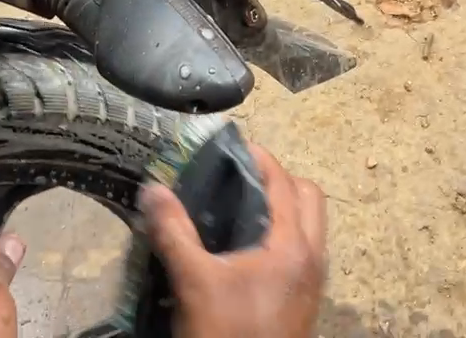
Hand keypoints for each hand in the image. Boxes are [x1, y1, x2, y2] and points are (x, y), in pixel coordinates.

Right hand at [138, 143, 327, 337]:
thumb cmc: (227, 335)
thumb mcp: (194, 283)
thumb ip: (173, 231)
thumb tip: (152, 189)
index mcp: (292, 246)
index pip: (283, 181)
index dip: (258, 156)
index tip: (230, 146)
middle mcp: (312, 258)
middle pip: (308, 196)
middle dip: (278, 178)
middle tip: (240, 178)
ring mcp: (313, 283)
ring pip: (310, 224)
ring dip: (284, 206)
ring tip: (241, 207)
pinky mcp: (305, 302)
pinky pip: (304, 249)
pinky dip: (283, 233)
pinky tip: (246, 247)